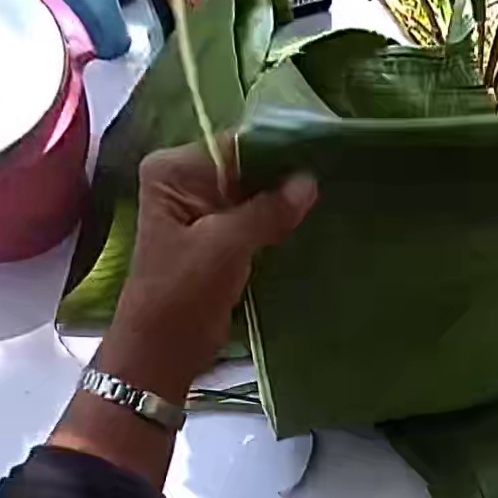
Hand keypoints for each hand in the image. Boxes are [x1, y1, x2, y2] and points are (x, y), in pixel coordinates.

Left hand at [54, 140, 315, 486]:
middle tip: (332, 178)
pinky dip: (278, 230)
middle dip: (283, 180)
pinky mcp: (220, 247)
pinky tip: (309, 228)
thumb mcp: (225, 246)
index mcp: (175, 171)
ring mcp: (205, 218)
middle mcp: (187, 186)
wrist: (164, 350)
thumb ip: (266, 212)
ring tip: (328, 201)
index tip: (320, 155)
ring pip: (253, 201)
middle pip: (245, 172)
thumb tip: (310, 182)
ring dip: (284, 207)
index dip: (276, 152)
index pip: (234, 147)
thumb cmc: (183, 293)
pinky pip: (255, 228)